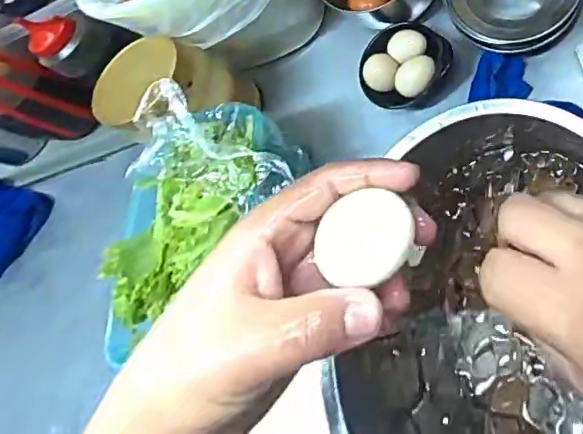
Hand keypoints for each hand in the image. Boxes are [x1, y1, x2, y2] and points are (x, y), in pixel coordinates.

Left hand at [88, 161, 437, 433]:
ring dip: (383, 271)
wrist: (159, 426)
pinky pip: (348, 300)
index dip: (369, 175)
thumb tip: (377, 306)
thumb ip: (314, 323)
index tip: (411, 179)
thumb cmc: (189, 367)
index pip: (325, 187)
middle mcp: (285, 250)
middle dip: (387, 222)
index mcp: (267, 232)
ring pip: (352, 260)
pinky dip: (372, 304)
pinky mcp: (302, 320)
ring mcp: (295, 286)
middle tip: (423, 238)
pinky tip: (388, 318)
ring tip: (405, 294)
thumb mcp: (250, 343)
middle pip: (346, 219)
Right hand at [481, 191, 582, 433]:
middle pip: (512, 211)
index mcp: (573, 310)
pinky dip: (582, 225)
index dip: (496, 290)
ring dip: (544, 225)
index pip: (494, 270)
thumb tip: (533, 312)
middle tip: (535, 274)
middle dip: (510, 242)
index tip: (517, 306)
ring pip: (546, 195)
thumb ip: (552, 347)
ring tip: (567, 259)